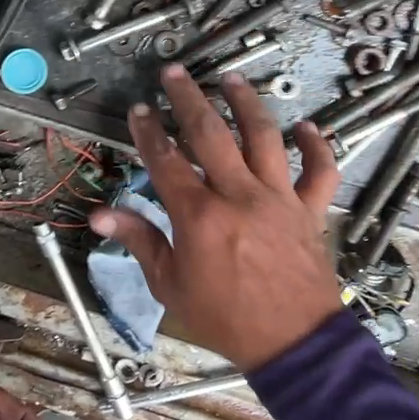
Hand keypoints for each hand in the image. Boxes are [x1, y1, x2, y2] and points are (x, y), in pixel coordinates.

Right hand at [90, 66, 342, 369]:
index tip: (139, 109)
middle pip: (210, 133)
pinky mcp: (308, 212)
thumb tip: (99, 216)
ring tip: (232, 79)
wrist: (294, 346)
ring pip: (264, 138)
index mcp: (198, 215)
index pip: (165, 159)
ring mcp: (278, 199)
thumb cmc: (225, 319)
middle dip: (189, 98)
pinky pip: (319, 172)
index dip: (149, 131)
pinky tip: (307, 127)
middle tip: (176, 73)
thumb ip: (138, 242)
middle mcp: (238, 195)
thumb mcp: (169, 286)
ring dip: (246, 104)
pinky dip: (317, 147)